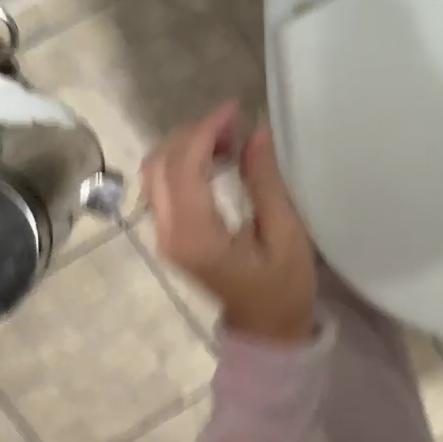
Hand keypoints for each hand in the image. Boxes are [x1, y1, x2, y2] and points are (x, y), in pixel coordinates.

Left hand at [142, 102, 317, 342]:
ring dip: (186, 144)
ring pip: (155, 171)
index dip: (205, 130)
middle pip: (160, 163)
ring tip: (228, 138)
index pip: (184, 166)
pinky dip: (184, 160)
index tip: (235, 110)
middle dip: (194, 133)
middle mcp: (169, 233)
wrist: (267, 331)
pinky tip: (217, 157)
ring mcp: (164, 235)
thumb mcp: (286, 235)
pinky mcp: (170, 234)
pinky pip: (163, 184)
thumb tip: (256, 132)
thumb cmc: (283, 287)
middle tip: (235, 123)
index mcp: (196, 236)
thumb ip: (265, 183)